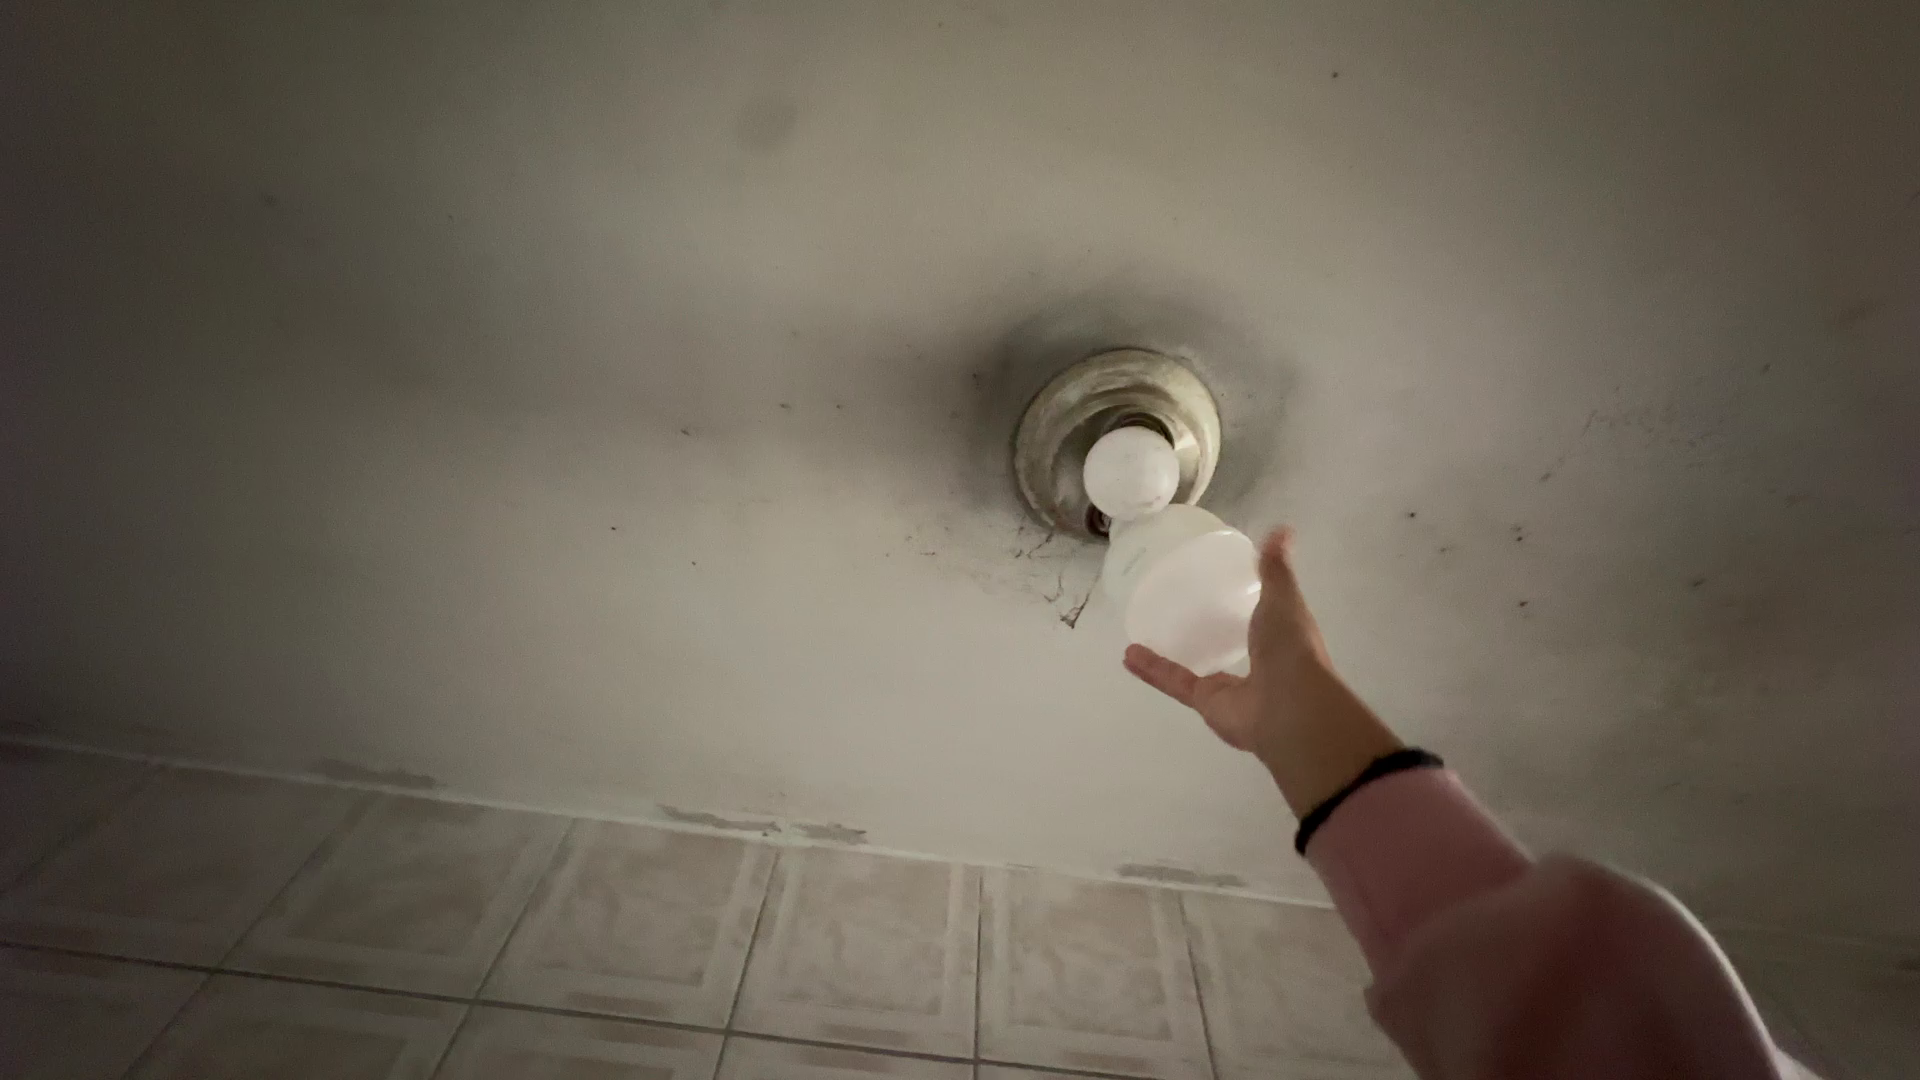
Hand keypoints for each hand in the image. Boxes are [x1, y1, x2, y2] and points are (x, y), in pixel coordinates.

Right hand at [1123, 527, 1334, 756]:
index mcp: (1278, 638)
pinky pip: (1175, 682)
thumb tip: (1282, 528)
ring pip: (1196, 666)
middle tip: (1178, 607)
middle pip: (1228, 644)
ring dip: (1169, 651)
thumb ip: (1275, 568)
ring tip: (1144, 630)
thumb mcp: (1283, 598)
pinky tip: (1129, 653)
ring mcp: (1230, 687)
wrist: (1289, 707)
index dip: (1247, 604)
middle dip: (1207, 630)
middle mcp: (1255, 664)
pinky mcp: (1205, 702)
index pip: (1262, 618)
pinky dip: (1152, 669)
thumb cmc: (1291, 648)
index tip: (1222, 585)